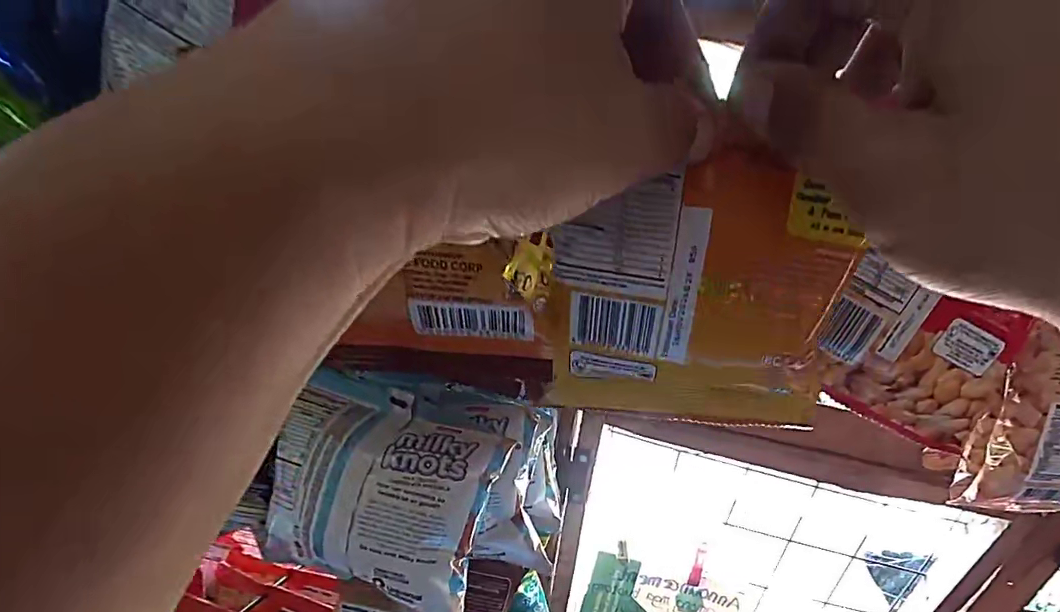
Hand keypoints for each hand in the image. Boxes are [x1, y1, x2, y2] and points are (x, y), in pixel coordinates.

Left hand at [261, 0, 714, 245]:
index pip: (663, 0)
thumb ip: (674, 129)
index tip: (674, 122)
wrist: (363, 133)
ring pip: (527, 28)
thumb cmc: (518, 127)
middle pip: (592, 11)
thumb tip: (696, 125)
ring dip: (553, 80)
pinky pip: (466, 42)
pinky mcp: (390, 11)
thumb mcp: (622, 142)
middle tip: (612, 142)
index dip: (677, 65)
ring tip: (545, 150)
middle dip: (616, 72)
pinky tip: (483, 134)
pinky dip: (491, 82)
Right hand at [730, 0, 1059, 325]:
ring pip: (948, 8)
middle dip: (827, 38)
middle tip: (798, 108)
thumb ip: (809, 121)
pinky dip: (946, 65)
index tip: (753, 90)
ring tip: (863, 125)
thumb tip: (756, 87)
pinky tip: (943, 128)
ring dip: (883, 54)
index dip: (777, 27)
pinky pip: (1003, 28)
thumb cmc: (1016, 212)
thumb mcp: (886, 178)